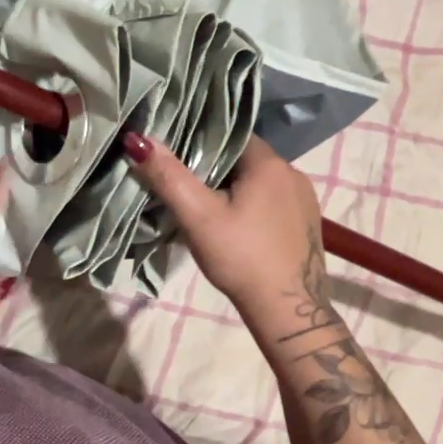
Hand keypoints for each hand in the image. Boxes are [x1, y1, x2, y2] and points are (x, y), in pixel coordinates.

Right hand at [123, 132, 327, 322]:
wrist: (286, 309)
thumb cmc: (240, 256)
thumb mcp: (197, 216)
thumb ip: (168, 175)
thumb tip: (136, 138)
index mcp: (269, 164)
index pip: (230, 134)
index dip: (199, 139)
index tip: (173, 154)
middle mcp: (292, 173)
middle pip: (242, 158)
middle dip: (212, 166)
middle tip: (180, 182)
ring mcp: (303, 199)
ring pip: (256, 180)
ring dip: (230, 186)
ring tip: (201, 204)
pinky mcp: (305, 222)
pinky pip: (270, 200)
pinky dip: (248, 204)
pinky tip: (231, 224)